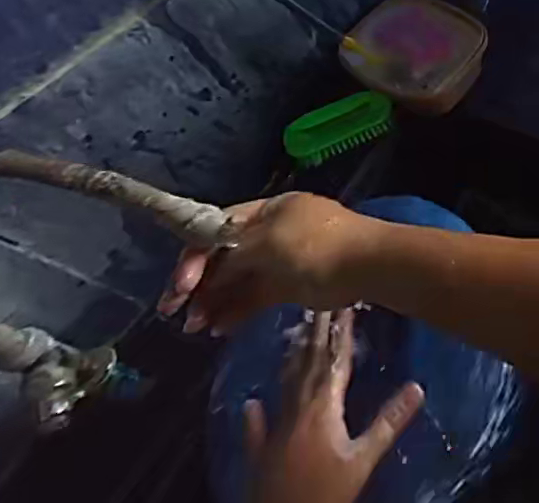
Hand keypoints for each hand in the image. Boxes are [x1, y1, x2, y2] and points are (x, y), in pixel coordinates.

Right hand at [158, 192, 378, 335]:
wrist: (364, 265)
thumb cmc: (315, 244)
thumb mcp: (268, 242)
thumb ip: (233, 254)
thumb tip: (209, 271)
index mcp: (270, 210)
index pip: (220, 226)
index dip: (196, 252)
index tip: (181, 283)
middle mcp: (272, 231)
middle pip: (226, 254)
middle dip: (199, 281)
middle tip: (174, 310)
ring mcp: (281, 259)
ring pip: (238, 279)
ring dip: (213, 300)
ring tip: (195, 327)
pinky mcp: (289, 285)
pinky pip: (254, 296)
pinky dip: (235, 311)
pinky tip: (219, 328)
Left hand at [244, 308, 425, 502]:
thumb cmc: (325, 493)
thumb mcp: (362, 460)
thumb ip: (388, 422)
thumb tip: (418, 386)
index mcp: (323, 407)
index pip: (335, 360)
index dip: (342, 332)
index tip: (346, 303)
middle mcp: (297, 410)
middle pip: (309, 364)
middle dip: (316, 334)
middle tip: (319, 304)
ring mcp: (275, 431)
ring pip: (286, 385)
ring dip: (293, 359)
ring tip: (297, 335)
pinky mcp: (259, 455)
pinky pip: (256, 428)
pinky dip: (254, 414)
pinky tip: (250, 402)